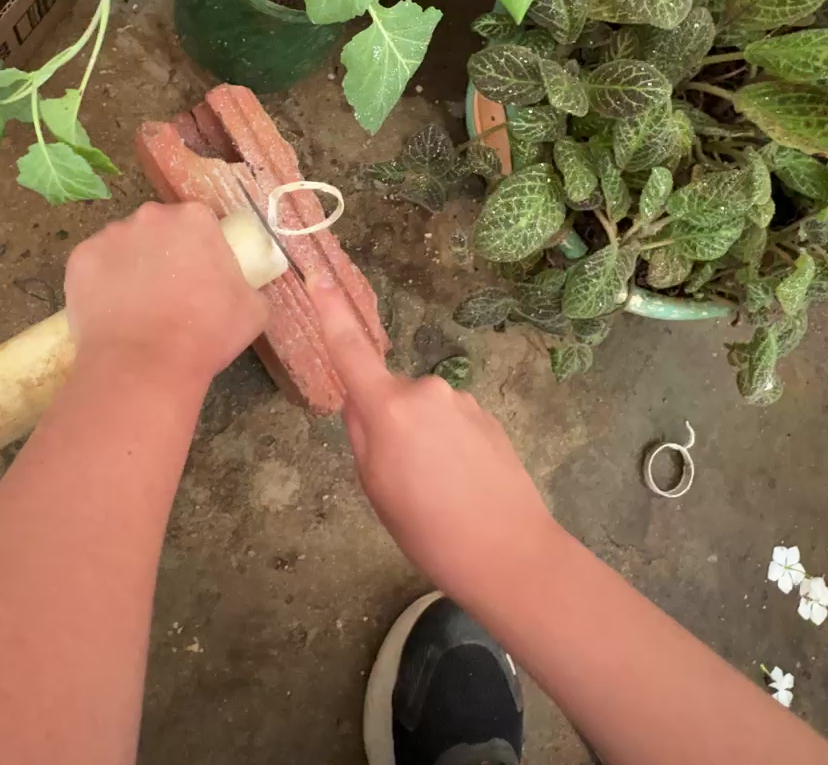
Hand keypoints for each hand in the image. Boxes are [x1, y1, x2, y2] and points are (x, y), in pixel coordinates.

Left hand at [62, 201, 266, 396]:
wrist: (145, 365)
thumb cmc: (207, 334)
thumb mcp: (253, 309)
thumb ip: (245, 285)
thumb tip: (236, 289)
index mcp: (195, 219)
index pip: (200, 223)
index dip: (201, 249)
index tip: (201, 275)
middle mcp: (151, 216)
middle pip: (159, 228)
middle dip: (164, 251)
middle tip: (171, 291)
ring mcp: (110, 236)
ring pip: (124, 245)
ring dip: (132, 265)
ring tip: (138, 306)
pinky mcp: (79, 260)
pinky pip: (95, 266)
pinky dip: (102, 282)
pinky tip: (113, 311)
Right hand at [306, 274, 563, 599]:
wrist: (509, 552)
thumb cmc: (428, 529)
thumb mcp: (375, 487)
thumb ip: (362, 434)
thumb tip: (362, 404)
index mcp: (389, 407)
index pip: (350, 349)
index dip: (330, 312)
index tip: (318, 276)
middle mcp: (426, 390)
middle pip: (389, 395)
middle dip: (387, 423)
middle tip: (402, 478)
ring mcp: (461, 400)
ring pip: (422, 411)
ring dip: (421, 437)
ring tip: (438, 489)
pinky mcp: (487, 414)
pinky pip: (451, 421)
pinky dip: (448, 444)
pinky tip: (462, 484)